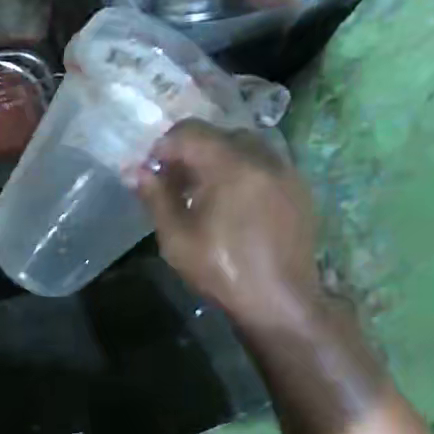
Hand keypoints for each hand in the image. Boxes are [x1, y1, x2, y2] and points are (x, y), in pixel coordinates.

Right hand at [135, 121, 323, 332]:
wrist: (280, 301)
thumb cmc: (222, 270)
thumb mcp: (176, 237)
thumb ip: (155, 197)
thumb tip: (135, 171)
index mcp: (231, 166)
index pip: (189, 132)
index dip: (163, 147)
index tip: (150, 171)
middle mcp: (263, 158)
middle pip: (218, 135)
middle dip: (190, 152)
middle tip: (173, 183)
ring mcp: (286, 171)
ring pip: (243, 147)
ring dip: (216, 160)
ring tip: (201, 194)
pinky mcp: (298, 188)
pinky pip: (262, 164)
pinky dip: (241, 172)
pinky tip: (230, 204)